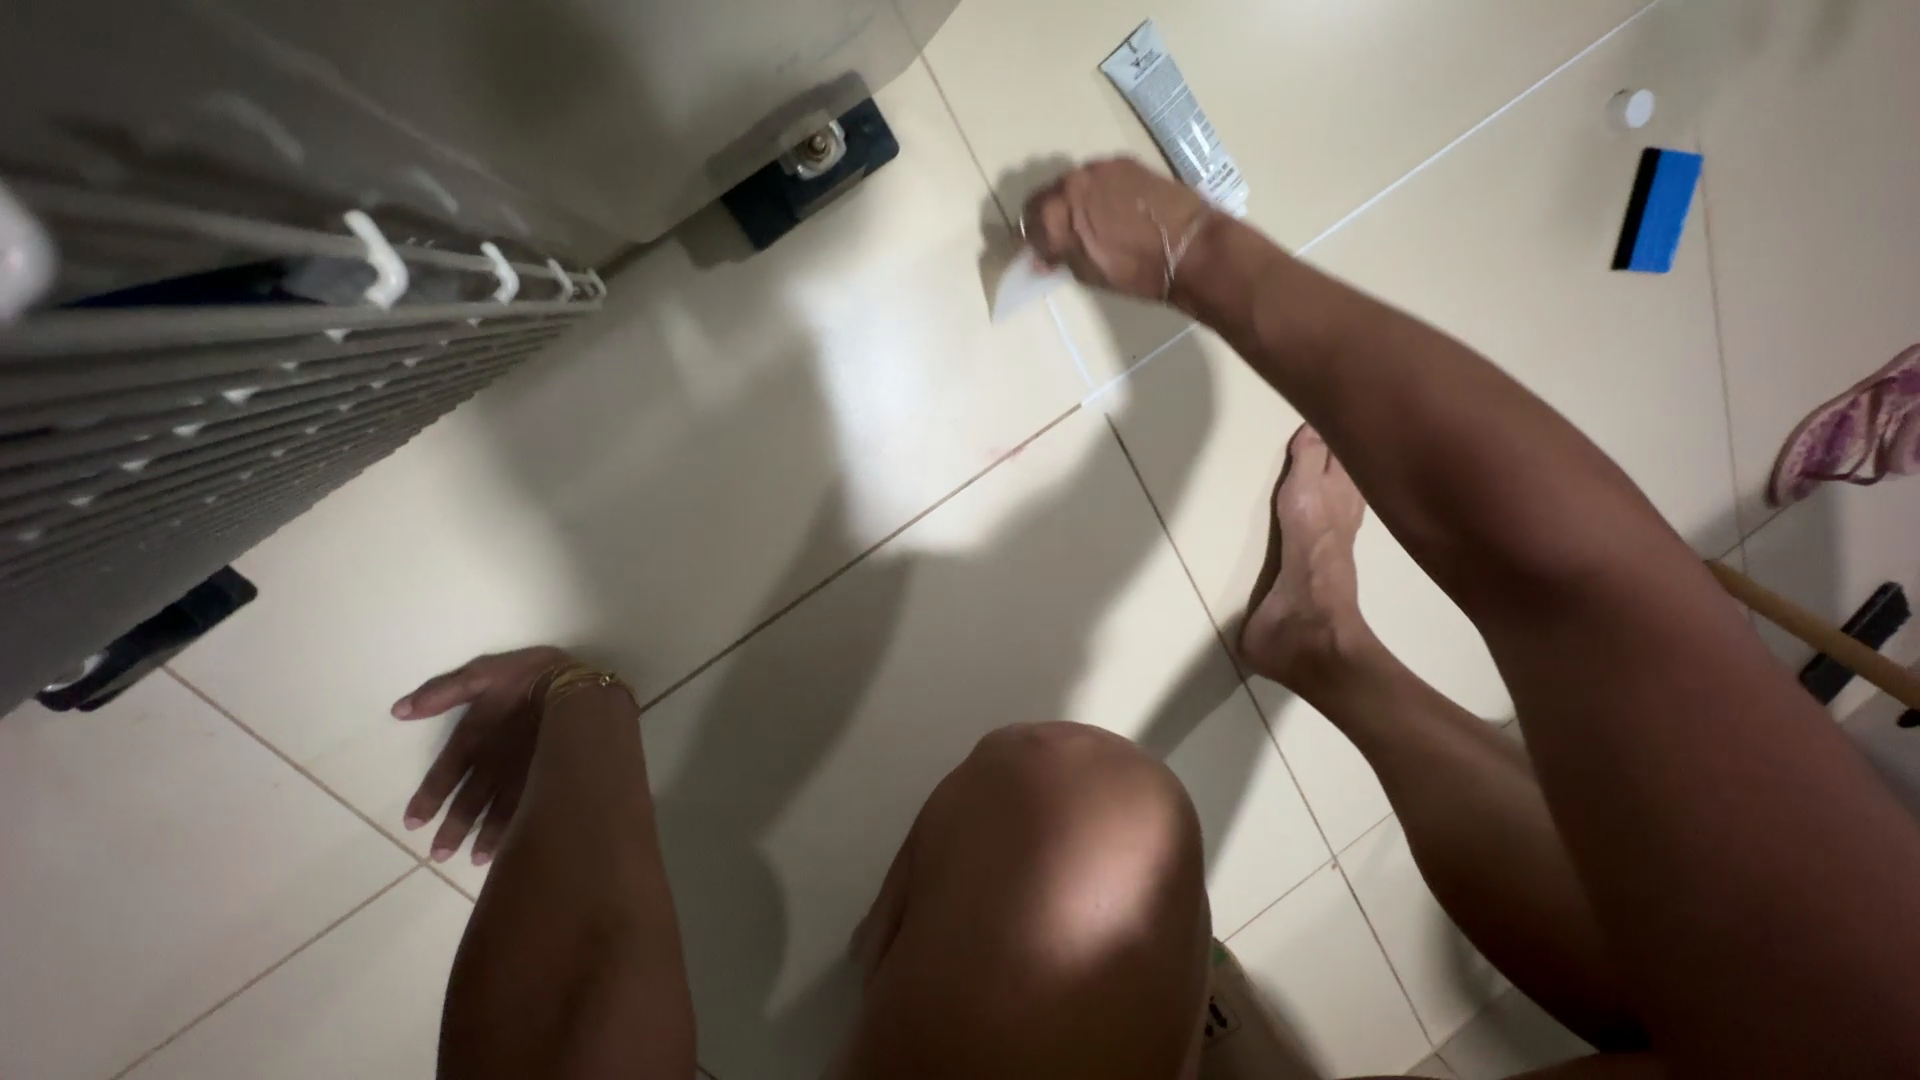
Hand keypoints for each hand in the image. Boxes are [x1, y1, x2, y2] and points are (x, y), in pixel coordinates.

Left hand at [392, 646, 572, 864]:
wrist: (575, 687)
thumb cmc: (526, 677)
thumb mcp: (481, 674)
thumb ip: (442, 692)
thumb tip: (398, 711)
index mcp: (474, 739)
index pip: (445, 775)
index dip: (429, 799)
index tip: (413, 824)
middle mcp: (493, 763)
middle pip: (470, 802)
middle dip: (455, 829)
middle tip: (438, 855)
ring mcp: (521, 773)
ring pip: (499, 812)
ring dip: (486, 837)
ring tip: (477, 861)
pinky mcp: (545, 776)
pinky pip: (528, 810)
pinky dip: (520, 829)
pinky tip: (519, 844)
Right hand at [1020, 157, 1213, 303]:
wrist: (1190, 248)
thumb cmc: (1134, 270)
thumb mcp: (1088, 273)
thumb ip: (1061, 258)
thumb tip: (1043, 257)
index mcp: (1057, 210)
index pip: (1028, 223)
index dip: (1031, 241)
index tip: (1038, 254)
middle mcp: (1074, 180)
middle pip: (1048, 197)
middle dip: (1048, 218)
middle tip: (1058, 239)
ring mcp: (1102, 167)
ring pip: (1075, 184)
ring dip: (1073, 202)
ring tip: (1088, 224)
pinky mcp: (1127, 163)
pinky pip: (1100, 177)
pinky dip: (1098, 193)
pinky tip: (1112, 210)